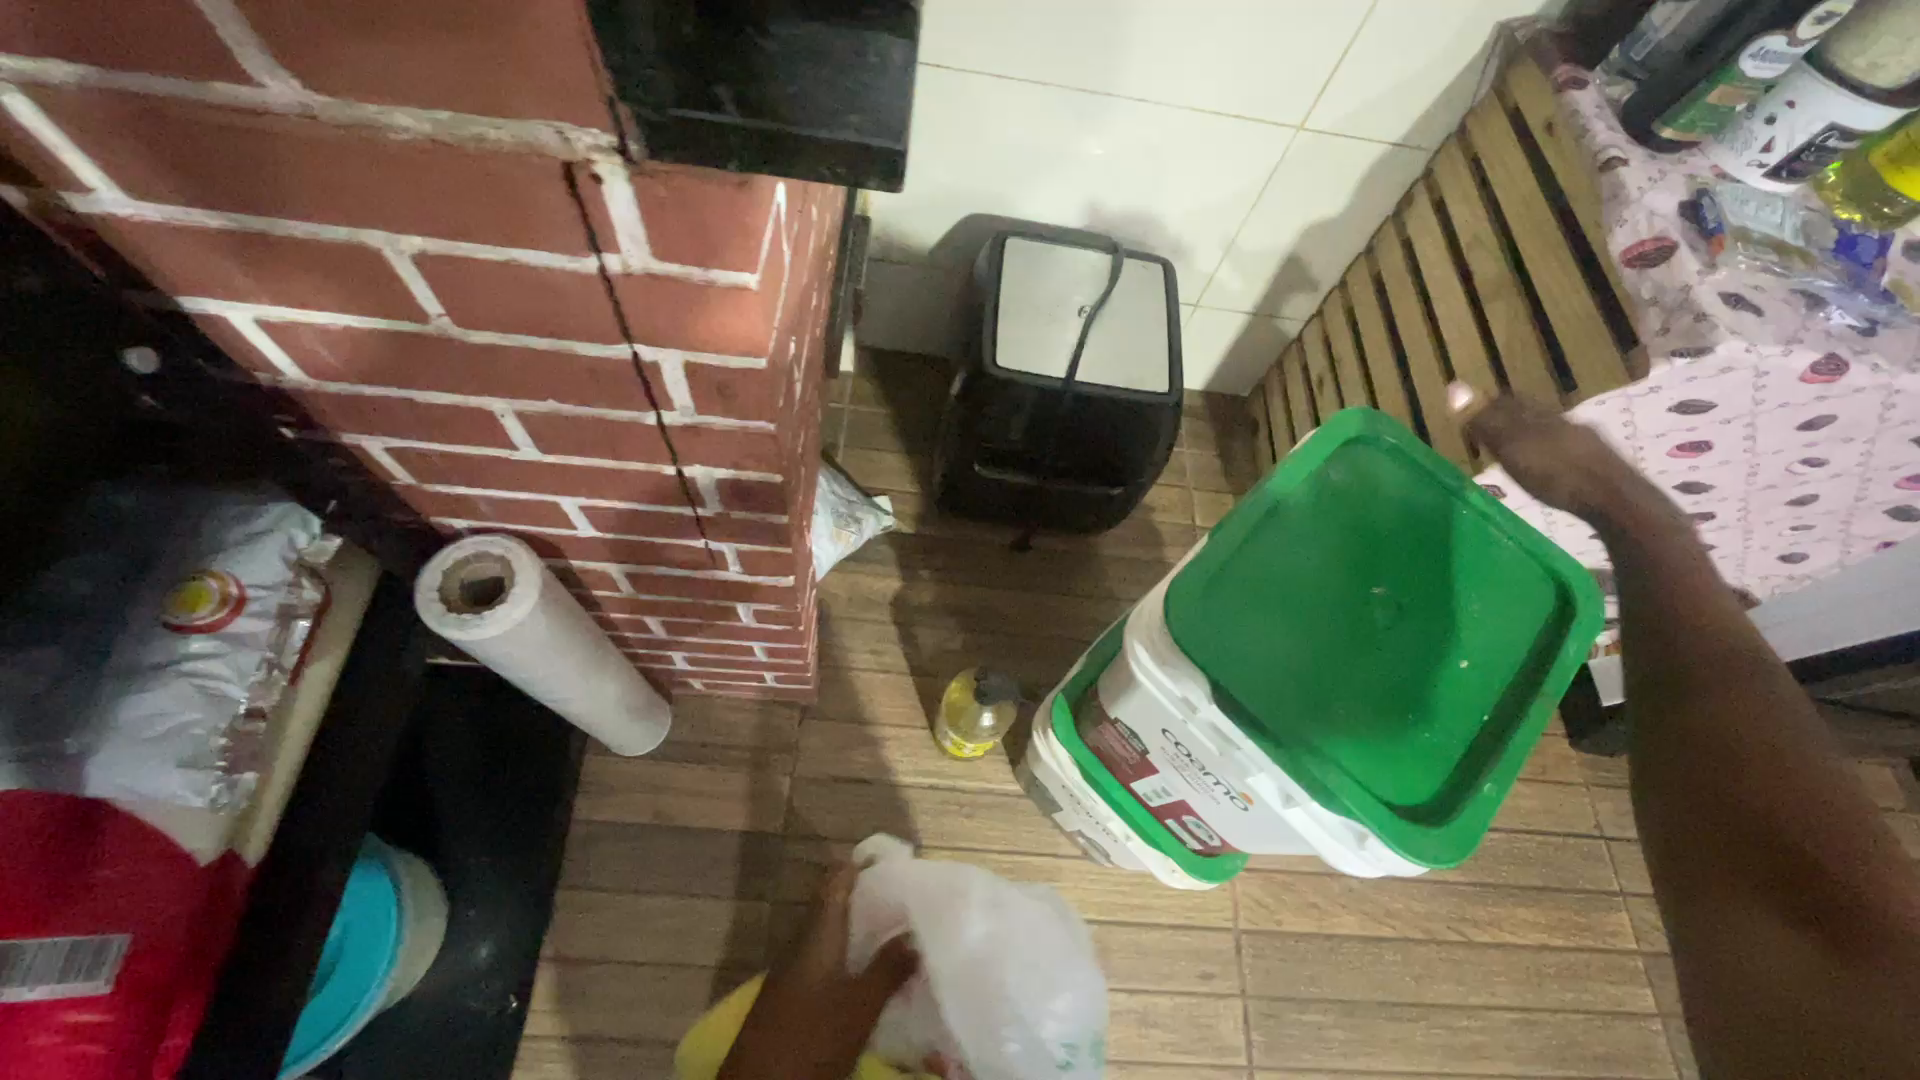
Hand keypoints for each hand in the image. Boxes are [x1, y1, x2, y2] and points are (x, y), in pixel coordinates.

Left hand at [719, 864, 918, 1079]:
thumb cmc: (810, 1040)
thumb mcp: (858, 1007)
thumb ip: (887, 969)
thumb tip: (915, 931)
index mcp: (817, 933)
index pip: (836, 880)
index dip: (862, 865)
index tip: (895, 860)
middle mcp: (801, 943)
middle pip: (833, 905)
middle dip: (867, 898)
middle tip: (906, 899)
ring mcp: (792, 970)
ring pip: (829, 934)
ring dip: (858, 928)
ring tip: (896, 932)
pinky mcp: (790, 996)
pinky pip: (824, 959)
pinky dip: (848, 955)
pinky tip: (867, 971)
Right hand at [1457, 389, 1650, 523]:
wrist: (1613, 498)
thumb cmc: (1554, 473)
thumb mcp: (1511, 446)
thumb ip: (1484, 420)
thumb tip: (1454, 386)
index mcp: (1540, 416)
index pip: (1508, 402)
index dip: (1487, 405)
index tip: (1470, 414)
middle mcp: (1563, 421)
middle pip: (1531, 413)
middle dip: (1510, 419)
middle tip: (1490, 430)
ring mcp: (1584, 440)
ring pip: (1550, 430)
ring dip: (1532, 436)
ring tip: (1517, 450)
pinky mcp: (1597, 461)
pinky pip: (1566, 448)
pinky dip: (1550, 453)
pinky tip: (1549, 466)